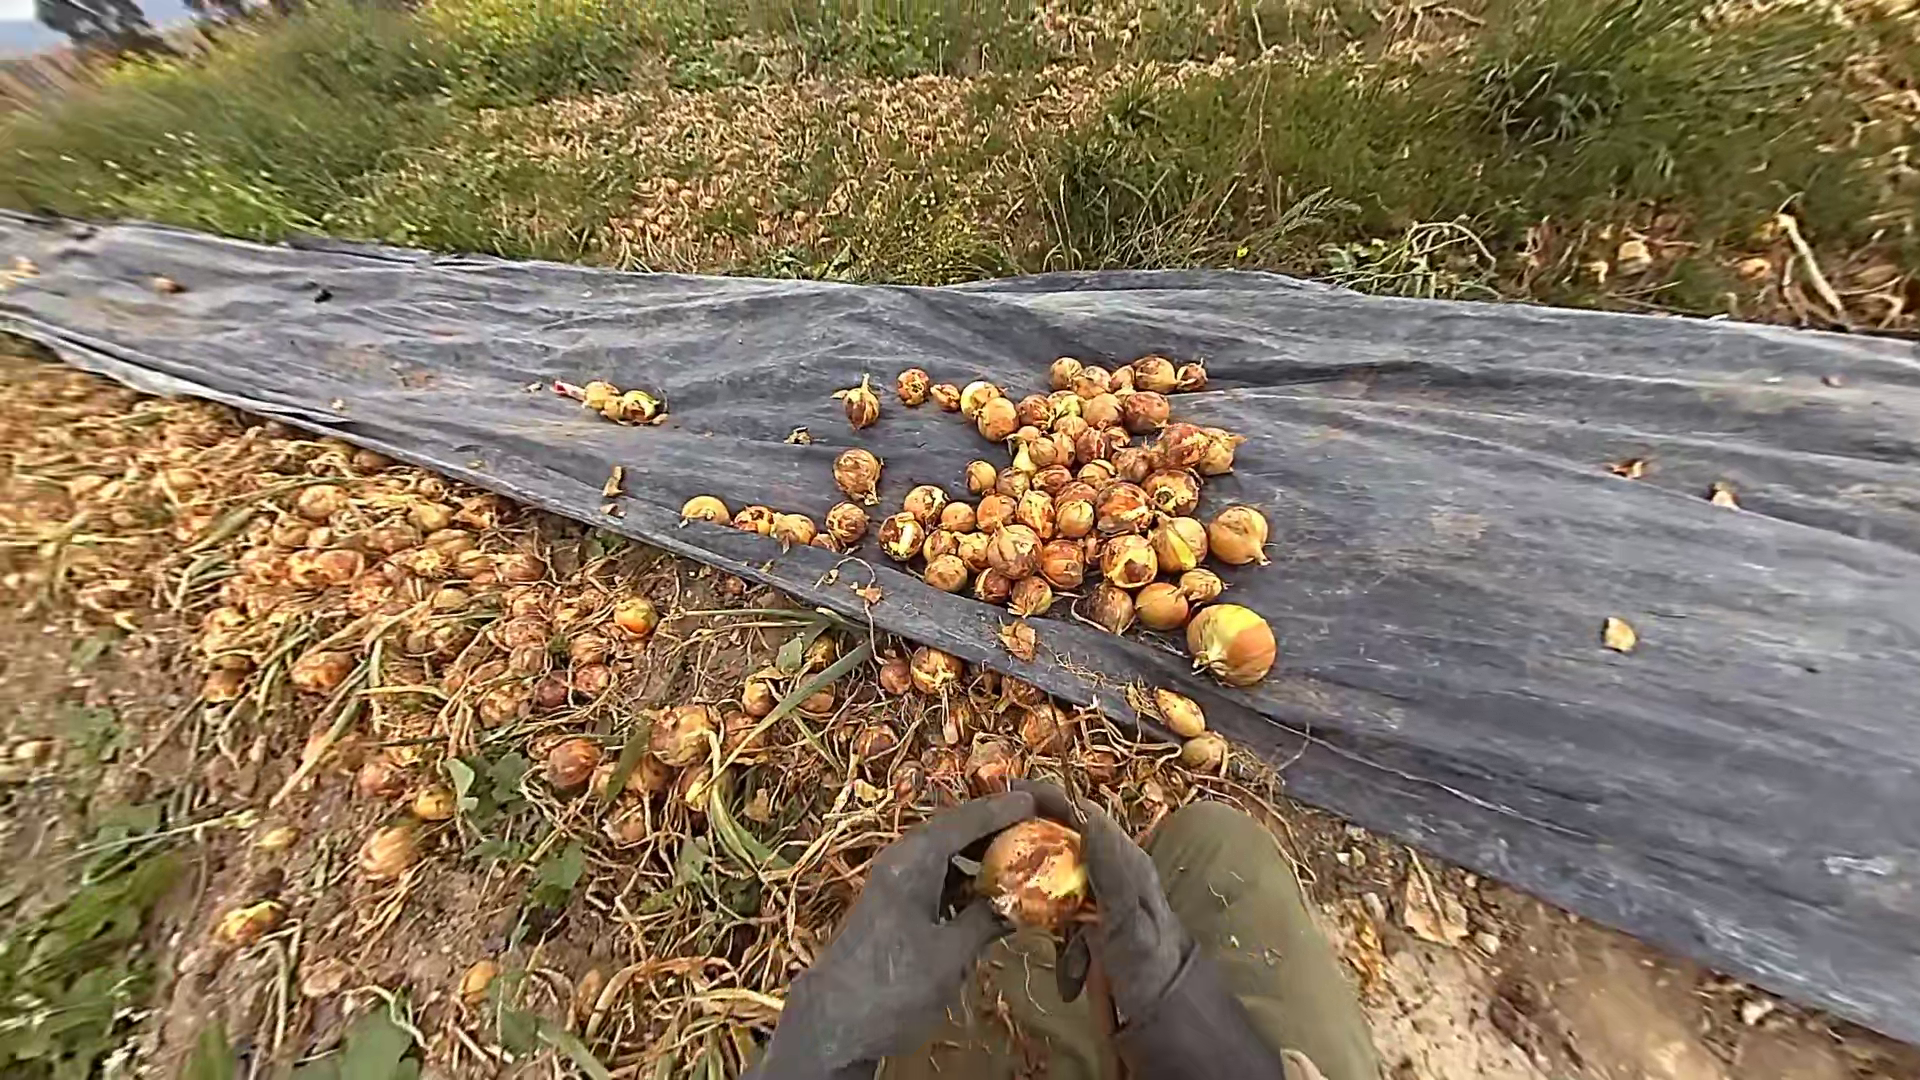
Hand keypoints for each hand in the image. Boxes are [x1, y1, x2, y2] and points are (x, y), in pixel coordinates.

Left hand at [755, 791, 1035, 1076]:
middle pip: (955, 828)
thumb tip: (1020, 902)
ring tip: (1016, 854)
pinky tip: (984, 890)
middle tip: (1032, 826)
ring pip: (945, 849)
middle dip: (993, 826)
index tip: (1034, 801)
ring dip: (978, 850)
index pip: (965, 820)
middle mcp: (904, 857)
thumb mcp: (949, 956)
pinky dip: (963, 873)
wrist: (831, 1024)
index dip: (1001, 810)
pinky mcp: (894, 899)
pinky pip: (935, 871)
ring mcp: (896, 877)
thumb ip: (986, 921)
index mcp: (915, 858)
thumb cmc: (892, 986)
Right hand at [1021, 783, 1187, 1021]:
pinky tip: (1068, 981)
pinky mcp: (1100, 936)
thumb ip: (1108, 866)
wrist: (1181, 1036)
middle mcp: (1114, 873)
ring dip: (1044, 912)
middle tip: (994, 854)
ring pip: (1059, 886)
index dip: (1046, 796)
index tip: (1007, 791)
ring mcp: (1106, 906)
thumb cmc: (1153, 973)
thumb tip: (1084, 810)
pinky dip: (1062, 952)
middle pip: (1063, 843)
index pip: (1080, 811)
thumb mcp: (1128, 920)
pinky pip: (1067, 928)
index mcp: (1124, 859)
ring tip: (1029, 929)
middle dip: (1032, 849)